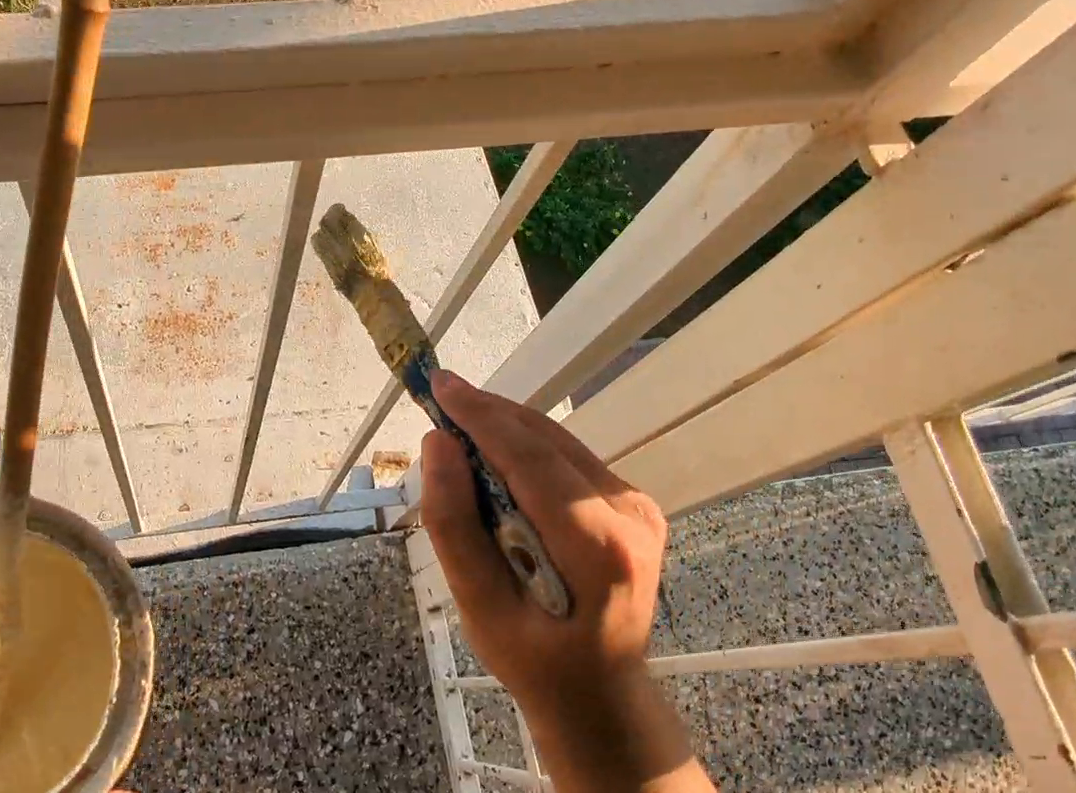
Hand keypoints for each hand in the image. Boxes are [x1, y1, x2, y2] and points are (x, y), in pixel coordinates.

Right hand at [421, 370, 713, 792]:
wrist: (599, 691)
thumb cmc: (533, 659)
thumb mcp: (478, 605)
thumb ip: (454, 523)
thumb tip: (438, 442)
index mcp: (598, 547)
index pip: (532, 460)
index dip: (483, 417)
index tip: (440, 384)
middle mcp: (629, 514)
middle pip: (548, 442)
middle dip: (490, 414)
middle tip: (440, 396)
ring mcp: (637, 505)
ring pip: (559, 442)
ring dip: (506, 426)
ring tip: (459, 418)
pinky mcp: (632, 502)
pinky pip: (569, 457)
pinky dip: (527, 446)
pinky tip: (494, 450)